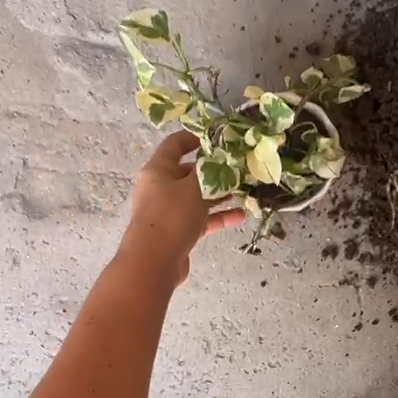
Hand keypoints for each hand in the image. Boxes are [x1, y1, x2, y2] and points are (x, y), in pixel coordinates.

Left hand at [121, 129, 245, 286]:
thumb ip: (208, 172)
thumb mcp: (193, 188)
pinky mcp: (179, 231)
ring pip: (198, 197)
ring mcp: (169, 211)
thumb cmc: (171, 217)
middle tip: (238, 168)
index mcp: (158, 171)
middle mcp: (160, 188)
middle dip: (214, 171)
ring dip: (220, 195)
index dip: (192, 138)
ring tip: (244, 191)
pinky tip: (240, 215)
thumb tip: (217, 160)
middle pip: (189, 173)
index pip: (174, 146)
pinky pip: (202, 219)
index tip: (214, 137)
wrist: (154, 261)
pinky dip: (219, 216)